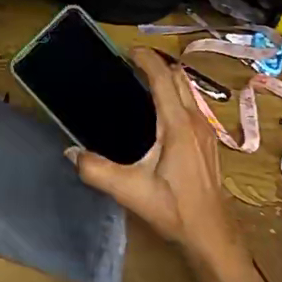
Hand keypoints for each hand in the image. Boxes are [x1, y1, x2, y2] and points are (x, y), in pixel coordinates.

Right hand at [70, 47, 246, 273]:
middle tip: (131, 62)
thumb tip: (71, 152)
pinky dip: (175, 94)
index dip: (147, 60)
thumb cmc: (174, 208)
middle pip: (178, 78)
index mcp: (178, 125)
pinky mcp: (208, 139)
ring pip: (188, 90)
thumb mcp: (130, 191)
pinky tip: (160, 109)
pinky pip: (191, 104)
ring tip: (142, 80)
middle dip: (157, 64)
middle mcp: (195, 119)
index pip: (163, 79)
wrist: (210, 230)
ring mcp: (205, 128)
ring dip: (168, 79)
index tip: (128, 50)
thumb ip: (97, 170)